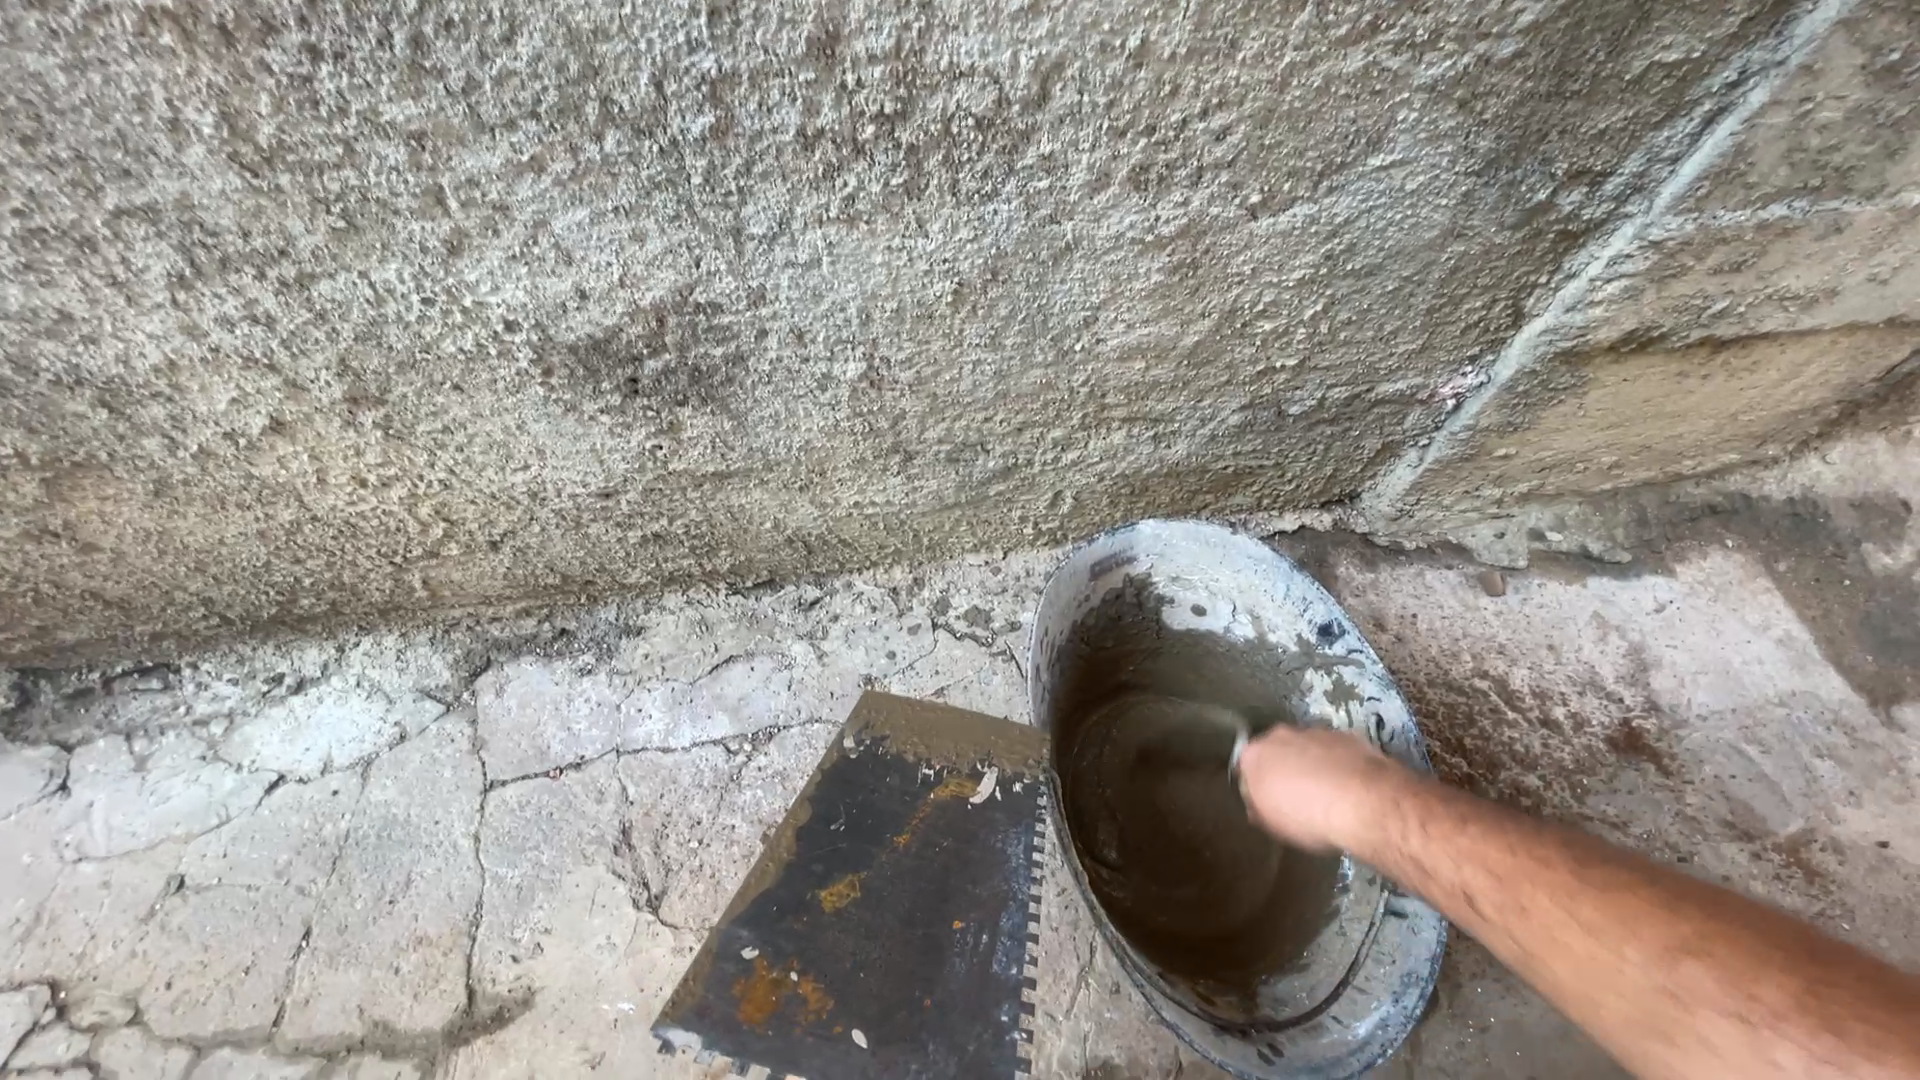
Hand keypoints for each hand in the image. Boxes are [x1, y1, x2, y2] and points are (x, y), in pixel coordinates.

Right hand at [1235, 724, 1406, 852]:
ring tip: (1331, 794)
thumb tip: (1259, 804)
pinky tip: (1352, 788)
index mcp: (1253, 755)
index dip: (1258, 785)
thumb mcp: (1273, 825)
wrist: (1362, 802)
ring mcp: (1314, 732)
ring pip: (1308, 748)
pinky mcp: (1347, 735)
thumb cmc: (1307, 817)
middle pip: (1277, 751)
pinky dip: (1341, 764)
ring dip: (1315, 765)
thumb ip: (1259, 808)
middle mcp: (1279, 736)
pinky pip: (1337, 751)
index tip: (1270, 802)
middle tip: (1299, 797)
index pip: (1246, 767)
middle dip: (1285, 768)